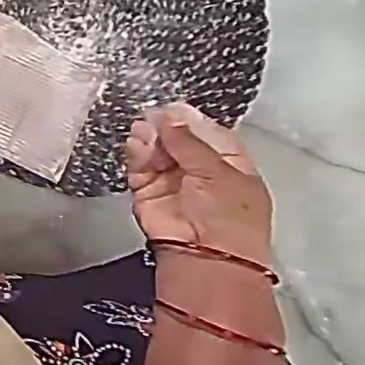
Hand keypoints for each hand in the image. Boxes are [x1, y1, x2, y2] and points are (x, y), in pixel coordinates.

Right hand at [123, 102, 272, 266]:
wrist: (205, 257)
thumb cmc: (227, 215)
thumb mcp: (217, 171)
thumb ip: (189, 141)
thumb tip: (169, 116)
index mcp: (229, 165)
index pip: (208, 134)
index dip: (190, 120)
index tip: (172, 107)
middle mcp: (199, 172)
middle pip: (178, 140)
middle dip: (164, 127)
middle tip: (151, 116)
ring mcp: (172, 181)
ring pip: (156, 151)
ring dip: (148, 139)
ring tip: (142, 130)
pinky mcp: (147, 191)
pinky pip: (139, 167)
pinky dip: (136, 154)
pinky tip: (135, 144)